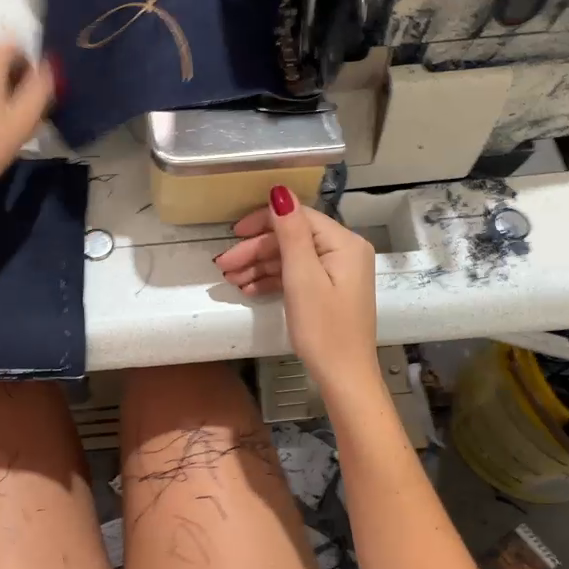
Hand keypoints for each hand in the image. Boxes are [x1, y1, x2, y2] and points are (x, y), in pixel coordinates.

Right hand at [215, 186, 379, 389]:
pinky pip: (297, 275)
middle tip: (224, 266)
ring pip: (291, 257)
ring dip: (259, 266)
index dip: (262, 221)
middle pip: (292, 237)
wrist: (344, 377)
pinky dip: (272, 279)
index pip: (297, 217)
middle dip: (256, 250)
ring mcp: (337, 272)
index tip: (232, 234)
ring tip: (231, 281)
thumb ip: (290, 232)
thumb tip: (280, 191)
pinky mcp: (329, 290)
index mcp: (344, 243)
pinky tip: (249, 289)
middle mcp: (344, 251)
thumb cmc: (323, 329)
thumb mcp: (302, 278)